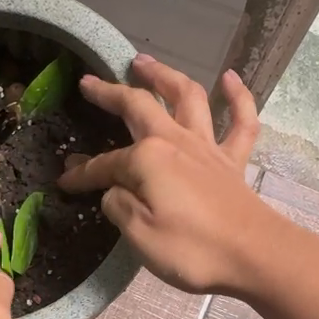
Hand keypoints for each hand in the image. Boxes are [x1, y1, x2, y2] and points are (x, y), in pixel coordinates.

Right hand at [59, 55, 292, 296]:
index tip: (64, 184)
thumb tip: (114, 192)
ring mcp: (208, 148)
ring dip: (164, 75)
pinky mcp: (234, 162)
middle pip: (139, 107)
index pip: (104, 165)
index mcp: (147, 159)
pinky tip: (230, 78)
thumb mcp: (140, 236)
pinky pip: (241, 121)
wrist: (255, 257)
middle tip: (89, 82)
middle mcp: (176, 141)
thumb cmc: (192, 251)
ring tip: (145, 61)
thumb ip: (120, 207)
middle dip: (111, 93)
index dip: (82, 174)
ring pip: (187, 97)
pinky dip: (237, 96)